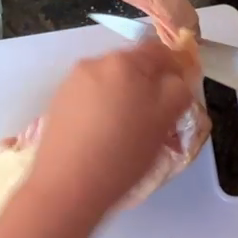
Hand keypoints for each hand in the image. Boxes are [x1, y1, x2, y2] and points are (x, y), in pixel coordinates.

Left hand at [25, 41, 193, 217]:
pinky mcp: (58, 102)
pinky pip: (89, 98)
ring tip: (126, 131)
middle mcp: (95, 62)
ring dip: (123, 98)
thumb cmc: (124, 151)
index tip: (179, 96)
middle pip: (132, 66)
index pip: (160, 52)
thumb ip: (178, 89)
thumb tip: (176, 78)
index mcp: (125, 61)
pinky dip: (101, 110)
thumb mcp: (166, 119)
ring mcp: (72, 82)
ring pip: (110, 83)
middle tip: (154, 119)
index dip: (175, 70)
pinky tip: (101, 136)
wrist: (68, 185)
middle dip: (147, 86)